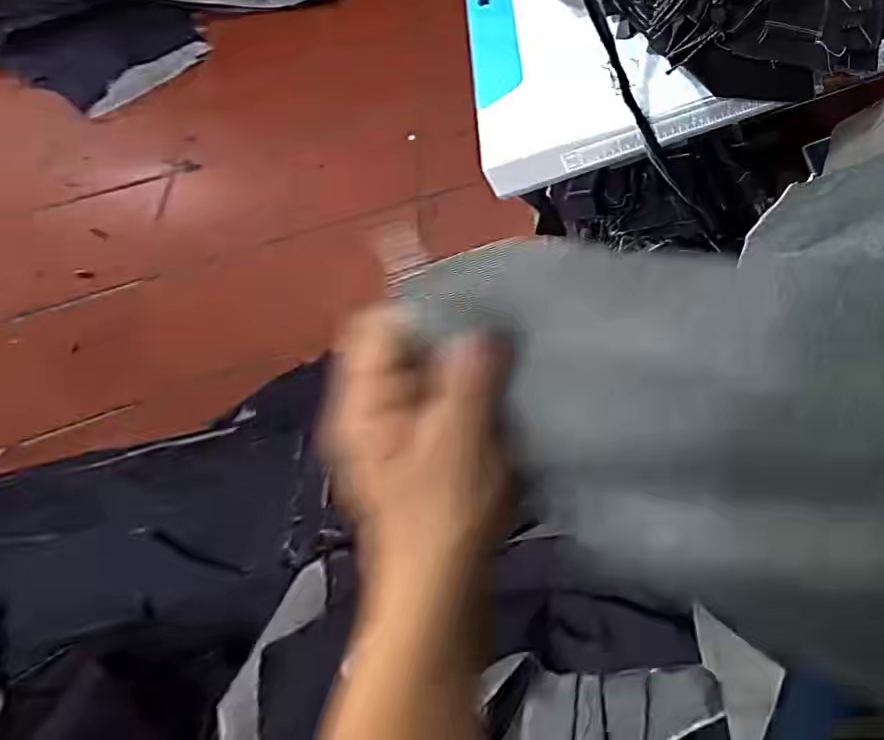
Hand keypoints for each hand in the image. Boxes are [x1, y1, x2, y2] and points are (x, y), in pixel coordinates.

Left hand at [324, 304, 512, 594]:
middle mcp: (377, 405)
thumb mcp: (458, 444)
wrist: (444, 575)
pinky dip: (479, 377)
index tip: (481, 309)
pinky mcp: (433, 432)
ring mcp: (404, 420)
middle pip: (408, 342)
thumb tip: (479, 330)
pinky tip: (511, 381)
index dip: (425, 311)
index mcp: (366, 406)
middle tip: (508, 330)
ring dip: (473, 355)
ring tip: (516, 352)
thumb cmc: (446, 511)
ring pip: (435, 362)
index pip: (378, 329)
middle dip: (456, 330)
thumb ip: (466, 384)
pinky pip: (453, 385)